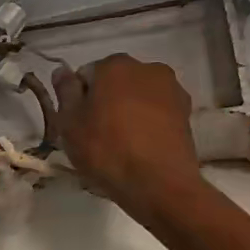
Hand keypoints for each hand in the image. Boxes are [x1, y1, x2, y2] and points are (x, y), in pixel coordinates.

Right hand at [51, 54, 201, 207]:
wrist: (160, 184)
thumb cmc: (108, 150)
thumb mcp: (70, 123)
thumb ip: (65, 91)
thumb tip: (62, 71)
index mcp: (116, 64)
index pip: (87, 75)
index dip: (79, 100)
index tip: (78, 124)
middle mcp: (148, 68)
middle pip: (116, 83)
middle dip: (106, 102)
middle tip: (97, 136)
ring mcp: (172, 91)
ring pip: (139, 98)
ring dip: (129, 112)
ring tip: (122, 145)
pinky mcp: (187, 114)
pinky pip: (158, 114)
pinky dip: (149, 124)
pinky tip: (142, 149)